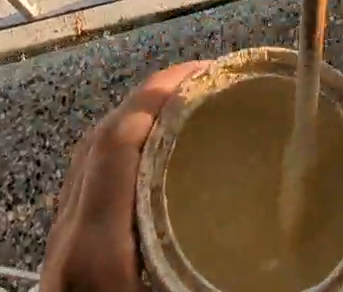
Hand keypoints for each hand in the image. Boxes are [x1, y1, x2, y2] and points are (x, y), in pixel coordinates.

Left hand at [40, 62, 207, 291]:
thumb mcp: (173, 291)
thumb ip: (209, 254)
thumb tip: (283, 235)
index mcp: (95, 247)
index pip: (116, 142)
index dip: (156, 94)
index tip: (201, 71)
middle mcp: (68, 237)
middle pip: (99, 140)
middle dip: (150, 98)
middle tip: (201, 85)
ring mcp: (58, 246)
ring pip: (87, 159)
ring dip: (133, 122)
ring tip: (181, 113)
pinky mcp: (62, 259)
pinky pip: (86, 183)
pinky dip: (120, 154)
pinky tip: (152, 164)